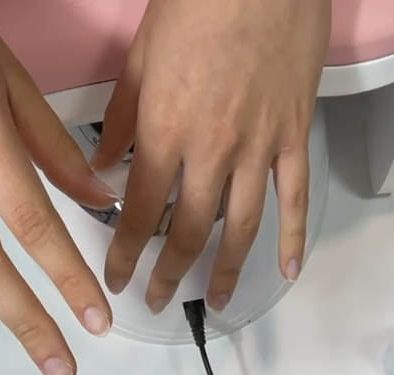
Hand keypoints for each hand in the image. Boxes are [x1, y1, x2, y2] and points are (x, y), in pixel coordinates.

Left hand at [93, 0, 329, 313]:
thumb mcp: (143, 54)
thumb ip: (122, 118)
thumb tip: (100, 165)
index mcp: (167, 128)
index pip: (140, 210)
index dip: (126, 253)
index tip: (116, 281)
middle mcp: (211, 149)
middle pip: (188, 231)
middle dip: (169, 274)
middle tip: (158, 301)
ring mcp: (257, 146)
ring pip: (240, 227)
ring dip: (225, 271)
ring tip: (214, 302)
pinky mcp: (293, 136)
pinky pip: (293, 197)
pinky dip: (293, 237)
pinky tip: (287, 271)